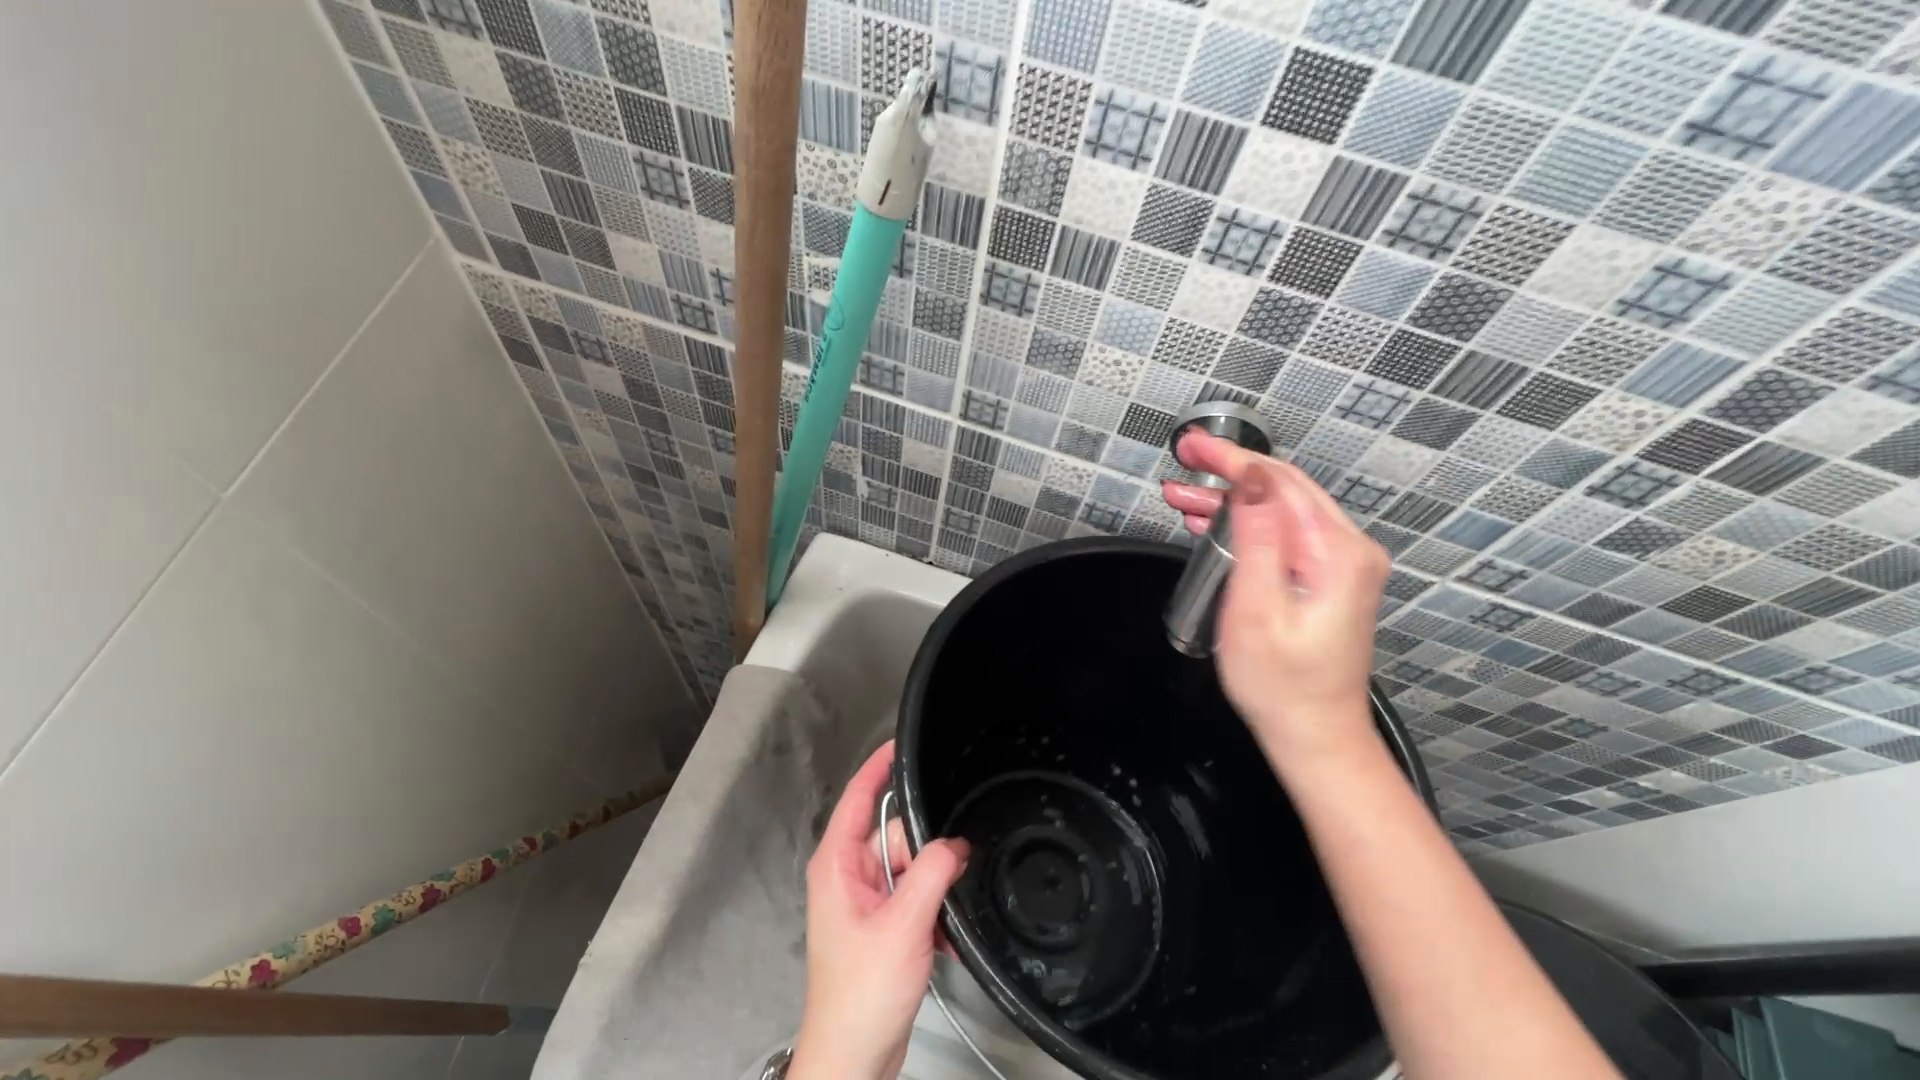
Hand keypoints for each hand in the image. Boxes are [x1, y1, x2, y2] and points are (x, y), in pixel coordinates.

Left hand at [790, 741, 969, 1079]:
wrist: (854, 1056)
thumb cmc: (863, 992)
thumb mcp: (904, 924)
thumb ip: (932, 872)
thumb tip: (956, 843)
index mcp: (838, 864)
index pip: (859, 798)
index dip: (879, 766)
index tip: (904, 741)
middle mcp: (849, 876)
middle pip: (898, 836)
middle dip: (929, 854)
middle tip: (949, 880)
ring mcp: (867, 902)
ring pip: (914, 869)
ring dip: (936, 891)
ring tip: (943, 923)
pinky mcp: (884, 927)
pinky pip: (917, 899)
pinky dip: (934, 914)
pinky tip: (945, 940)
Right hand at [1167, 433, 1391, 770]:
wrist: (1314, 735)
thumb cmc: (1284, 688)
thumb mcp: (1257, 612)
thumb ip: (1257, 540)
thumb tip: (1251, 481)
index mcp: (1337, 554)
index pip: (1278, 482)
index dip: (1230, 459)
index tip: (1193, 447)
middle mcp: (1348, 552)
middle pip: (1280, 489)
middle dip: (1226, 473)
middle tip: (1182, 464)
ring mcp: (1341, 565)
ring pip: (1279, 510)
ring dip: (1230, 499)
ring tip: (1181, 498)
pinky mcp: (1328, 579)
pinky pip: (1284, 533)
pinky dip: (1245, 524)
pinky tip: (1212, 525)